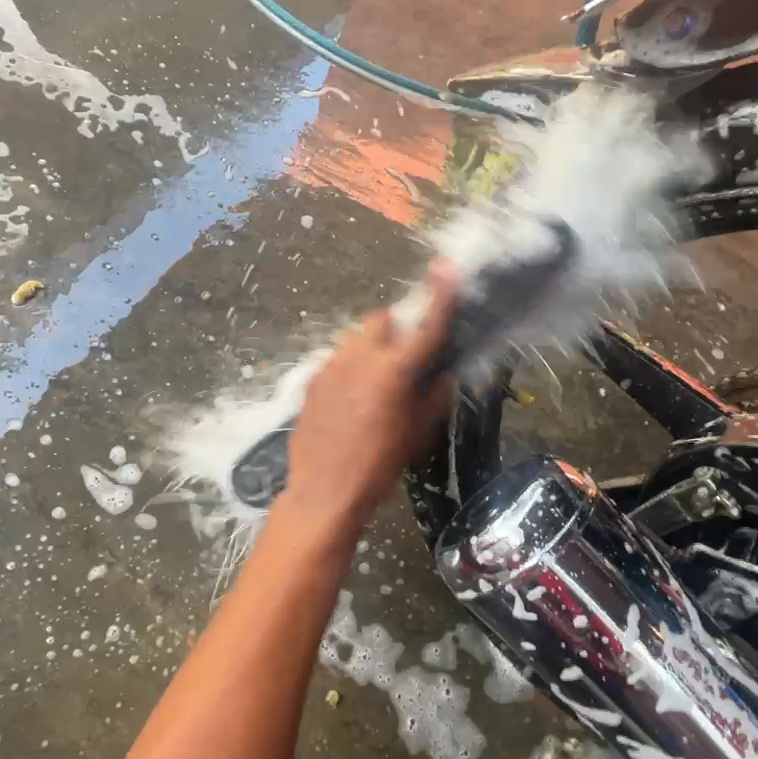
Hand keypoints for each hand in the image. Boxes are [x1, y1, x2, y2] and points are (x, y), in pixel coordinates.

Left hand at [278, 260, 461, 528]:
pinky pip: (336, 361)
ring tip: (371, 387)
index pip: (426, 326)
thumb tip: (445, 372)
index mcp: (394, 372)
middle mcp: (360, 358)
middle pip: (381, 320)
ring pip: (356, 340)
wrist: (324, 491)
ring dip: (370, 351)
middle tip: (401, 362)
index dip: (442, 295)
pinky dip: (348, 371)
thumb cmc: (379, 467)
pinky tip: (347, 402)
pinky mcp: (311, 379)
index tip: (446, 266)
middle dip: (394, 333)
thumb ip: (434, 395)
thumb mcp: (418, 434)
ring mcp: (330, 366)